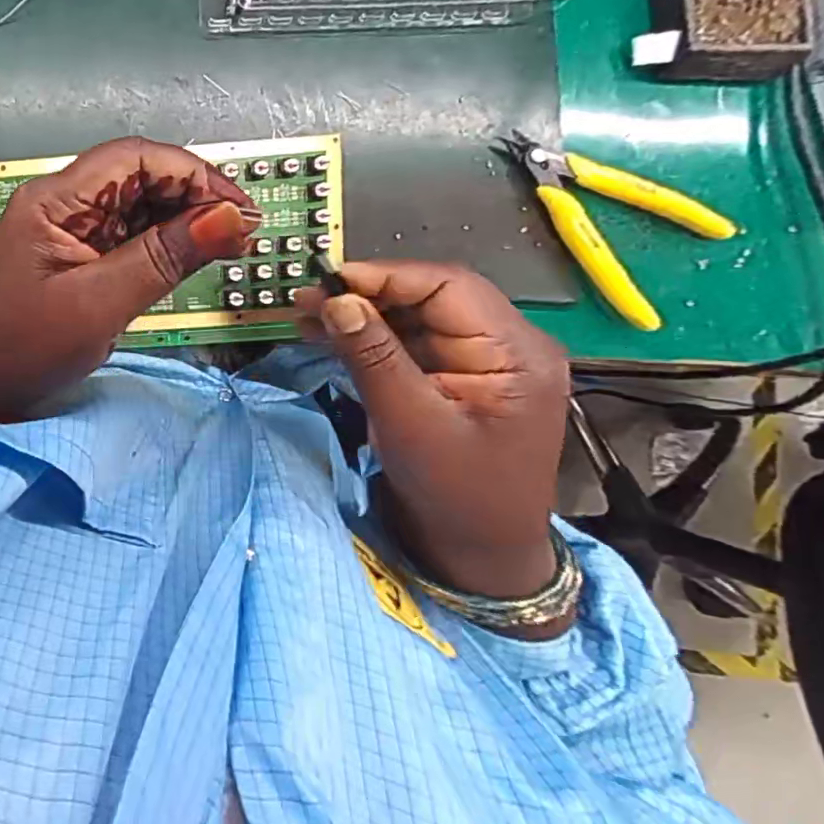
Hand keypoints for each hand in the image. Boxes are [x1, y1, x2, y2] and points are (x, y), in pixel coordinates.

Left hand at [0, 137, 259, 416]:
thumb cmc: (29, 348)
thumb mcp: (100, 304)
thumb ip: (164, 258)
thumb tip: (230, 218)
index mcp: (52, 202)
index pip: (131, 158)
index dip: (189, 173)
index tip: (235, 208)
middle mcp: (62, 204)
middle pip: (139, 175)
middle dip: (193, 196)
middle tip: (239, 231)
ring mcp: (73, 227)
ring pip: (142, 202)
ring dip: (185, 219)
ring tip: (226, 244)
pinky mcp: (85, 251)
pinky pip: (134, 232)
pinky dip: (168, 241)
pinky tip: (195, 255)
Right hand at [293, 261, 569, 604]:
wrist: (477, 548)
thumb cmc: (455, 490)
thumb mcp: (407, 419)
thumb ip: (372, 354)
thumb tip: (336, 300)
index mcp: (515, 353)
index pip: (447, 286)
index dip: (384, 276)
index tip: (328, 281)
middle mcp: (505, 345)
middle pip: (431, 295)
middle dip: (366, 293)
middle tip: (308, 298)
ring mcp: (481, 360)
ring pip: (415, 314)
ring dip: (362, 312)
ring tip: (308, 315)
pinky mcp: (455, 374)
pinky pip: (409, 339)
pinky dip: (368, 334)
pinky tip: (329, 334)